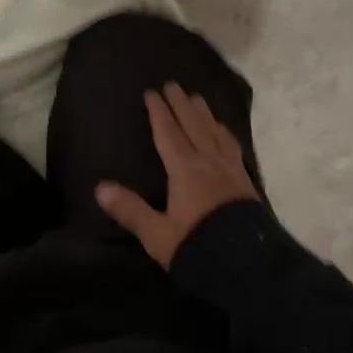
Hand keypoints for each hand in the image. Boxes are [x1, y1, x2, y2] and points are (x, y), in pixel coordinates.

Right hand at [96, 83, 260, 267]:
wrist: (253, 268)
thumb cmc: (199, 248)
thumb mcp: (158, 236)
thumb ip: (131, 210)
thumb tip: (100, 188)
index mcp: (184, 170)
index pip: (168, 133)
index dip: (159, 112)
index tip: (152, 92)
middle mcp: (208, 162)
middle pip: (193, 126)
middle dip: (181, 104)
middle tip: (173, 84)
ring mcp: (230, 171)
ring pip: (214, 132)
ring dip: (204, 113)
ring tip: (197, 99)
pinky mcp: (246, 183)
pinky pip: (232, 147)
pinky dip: (224, 133)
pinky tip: (224, 132)